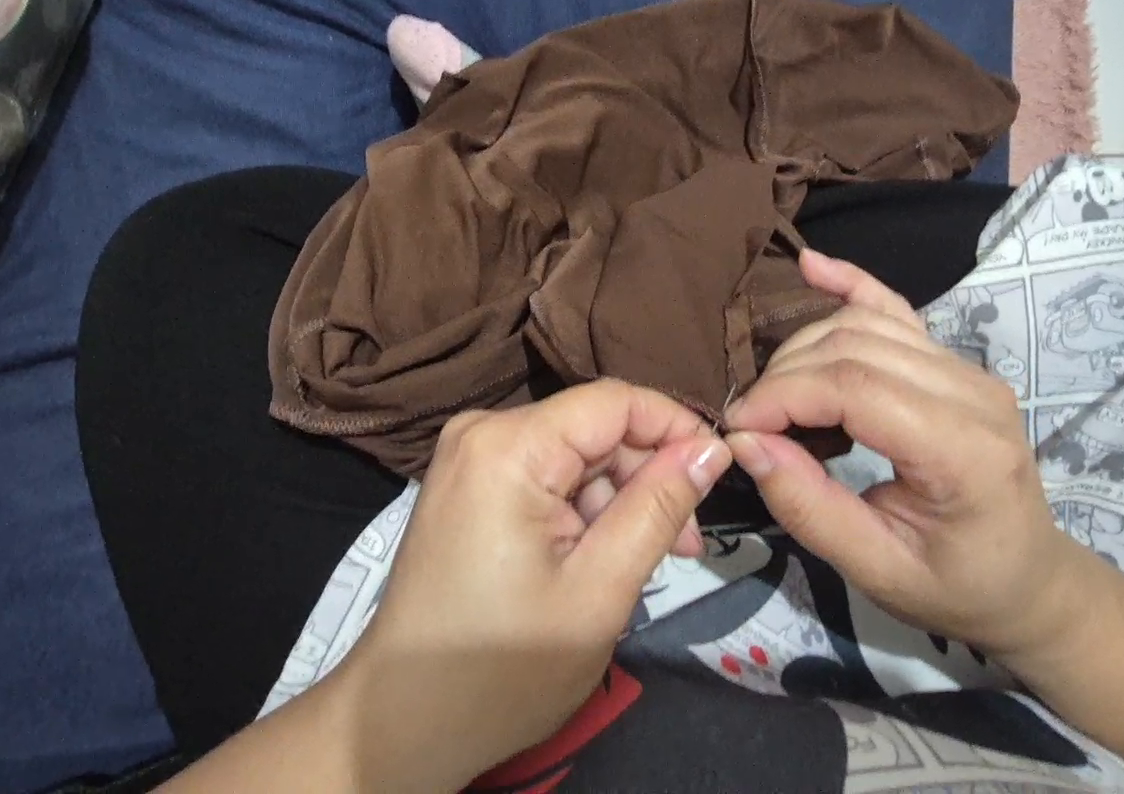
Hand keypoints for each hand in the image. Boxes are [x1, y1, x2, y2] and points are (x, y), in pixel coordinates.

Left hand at [332, 380, 730, 789]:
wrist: (403, 722)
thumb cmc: (503, 667)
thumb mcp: (599, 590)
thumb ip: (659, 508)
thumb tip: (712, 449)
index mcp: (508, 445)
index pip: (614, 401)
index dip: (675, 427)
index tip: (720, 472)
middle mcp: (483, 431)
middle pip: (594, 428)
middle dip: (648, 476)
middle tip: (687, 543)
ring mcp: (471, 457)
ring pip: (575, 453)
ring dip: (620, 499)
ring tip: (652, 560)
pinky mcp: (469, 484)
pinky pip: (546, 474)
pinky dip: (584, 509)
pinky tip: (604, 556)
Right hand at [723, 249, 1083, 659]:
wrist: (1029, 580)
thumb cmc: (958, 587)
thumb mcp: (879, 572)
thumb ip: (809, 508)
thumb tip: (745, 443)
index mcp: (964, 449)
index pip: (855, 386)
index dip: (782, 395)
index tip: (738, 427)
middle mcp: (971, 390)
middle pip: (852, 346)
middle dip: (783, 376)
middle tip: (749, 423)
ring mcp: (965, 367)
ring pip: (862, 323)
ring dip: (801, 348)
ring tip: (770, 395)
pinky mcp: (951, 362)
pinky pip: (893, 307)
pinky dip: (849, 283)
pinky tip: (811, 265)